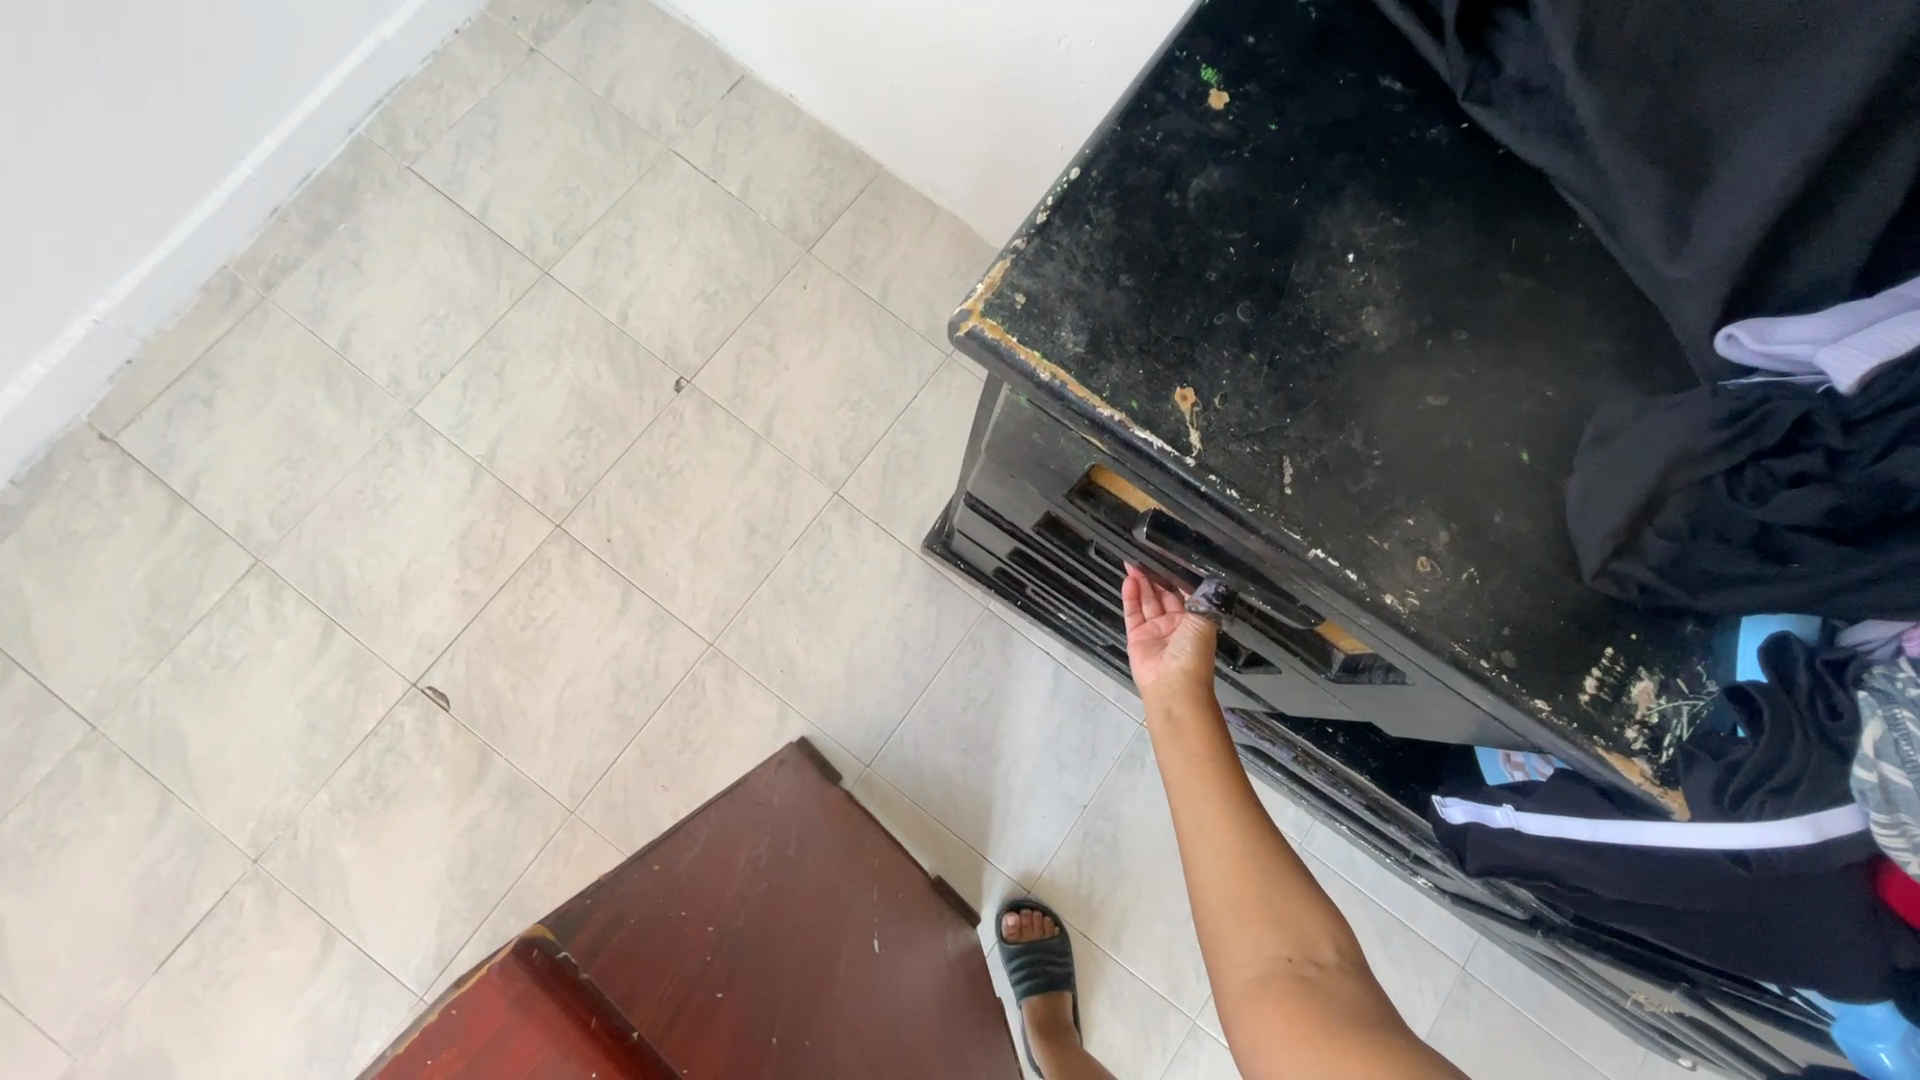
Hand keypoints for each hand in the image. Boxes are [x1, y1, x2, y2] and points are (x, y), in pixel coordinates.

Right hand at [1122, 564, 1217, 699]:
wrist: (1173, 685)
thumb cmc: (1193, 653)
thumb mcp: (1204, 621)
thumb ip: (1201, 599)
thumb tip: (1203, 582)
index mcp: (1195, 620)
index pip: (1184, 593)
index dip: (1176, 577)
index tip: (1168, 559)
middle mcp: (1175, 624)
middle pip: (1164, 595)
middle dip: (1156, 577)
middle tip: (1146, 557)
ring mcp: (1155, 630)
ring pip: (1147, 601)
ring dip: (1142, 583)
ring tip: (1134, 563)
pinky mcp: (1137, 636)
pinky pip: (1133, 613)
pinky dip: (1130, 597)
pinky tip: (1128, 581)